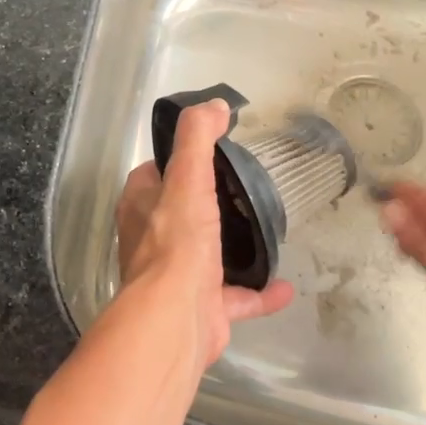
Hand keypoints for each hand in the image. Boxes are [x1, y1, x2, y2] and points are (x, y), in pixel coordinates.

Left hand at [115, 100, 295, 366]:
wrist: (175, 320)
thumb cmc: (176, 242)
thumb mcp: (187, 177)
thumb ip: (198, 138)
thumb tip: (213, 104)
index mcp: (141, 205)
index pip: (157, 172)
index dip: (179, 160)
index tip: (212, 152)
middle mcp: (151, 239)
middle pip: (180, 211)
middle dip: (206, 202)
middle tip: (243, 189)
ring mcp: (176, 277)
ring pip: (204, 254)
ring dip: (230, 246)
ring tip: (262, 230)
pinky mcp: (201, 307)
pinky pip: (234, 296)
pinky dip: (258, 292)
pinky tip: (284, 287)